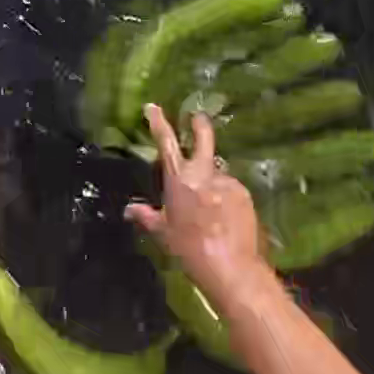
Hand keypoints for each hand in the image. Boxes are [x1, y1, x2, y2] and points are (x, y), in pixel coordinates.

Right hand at [126, 105, 269, 300]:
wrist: (230, 266)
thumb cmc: (190, 250)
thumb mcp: (164, 234)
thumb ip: (147, 217)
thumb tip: (129, 209)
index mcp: (180, 180)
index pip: (166, 143)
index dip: (159, 122)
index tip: (153, 107)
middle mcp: (205, 173)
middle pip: (204, 137)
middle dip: (199, 124)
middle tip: (197, 116)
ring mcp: (227, 180)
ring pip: (216, 173)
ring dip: (211, 184)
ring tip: (210, 213)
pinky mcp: (243, 191)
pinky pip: (230, 189)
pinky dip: (224, 198)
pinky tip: (223, 219)